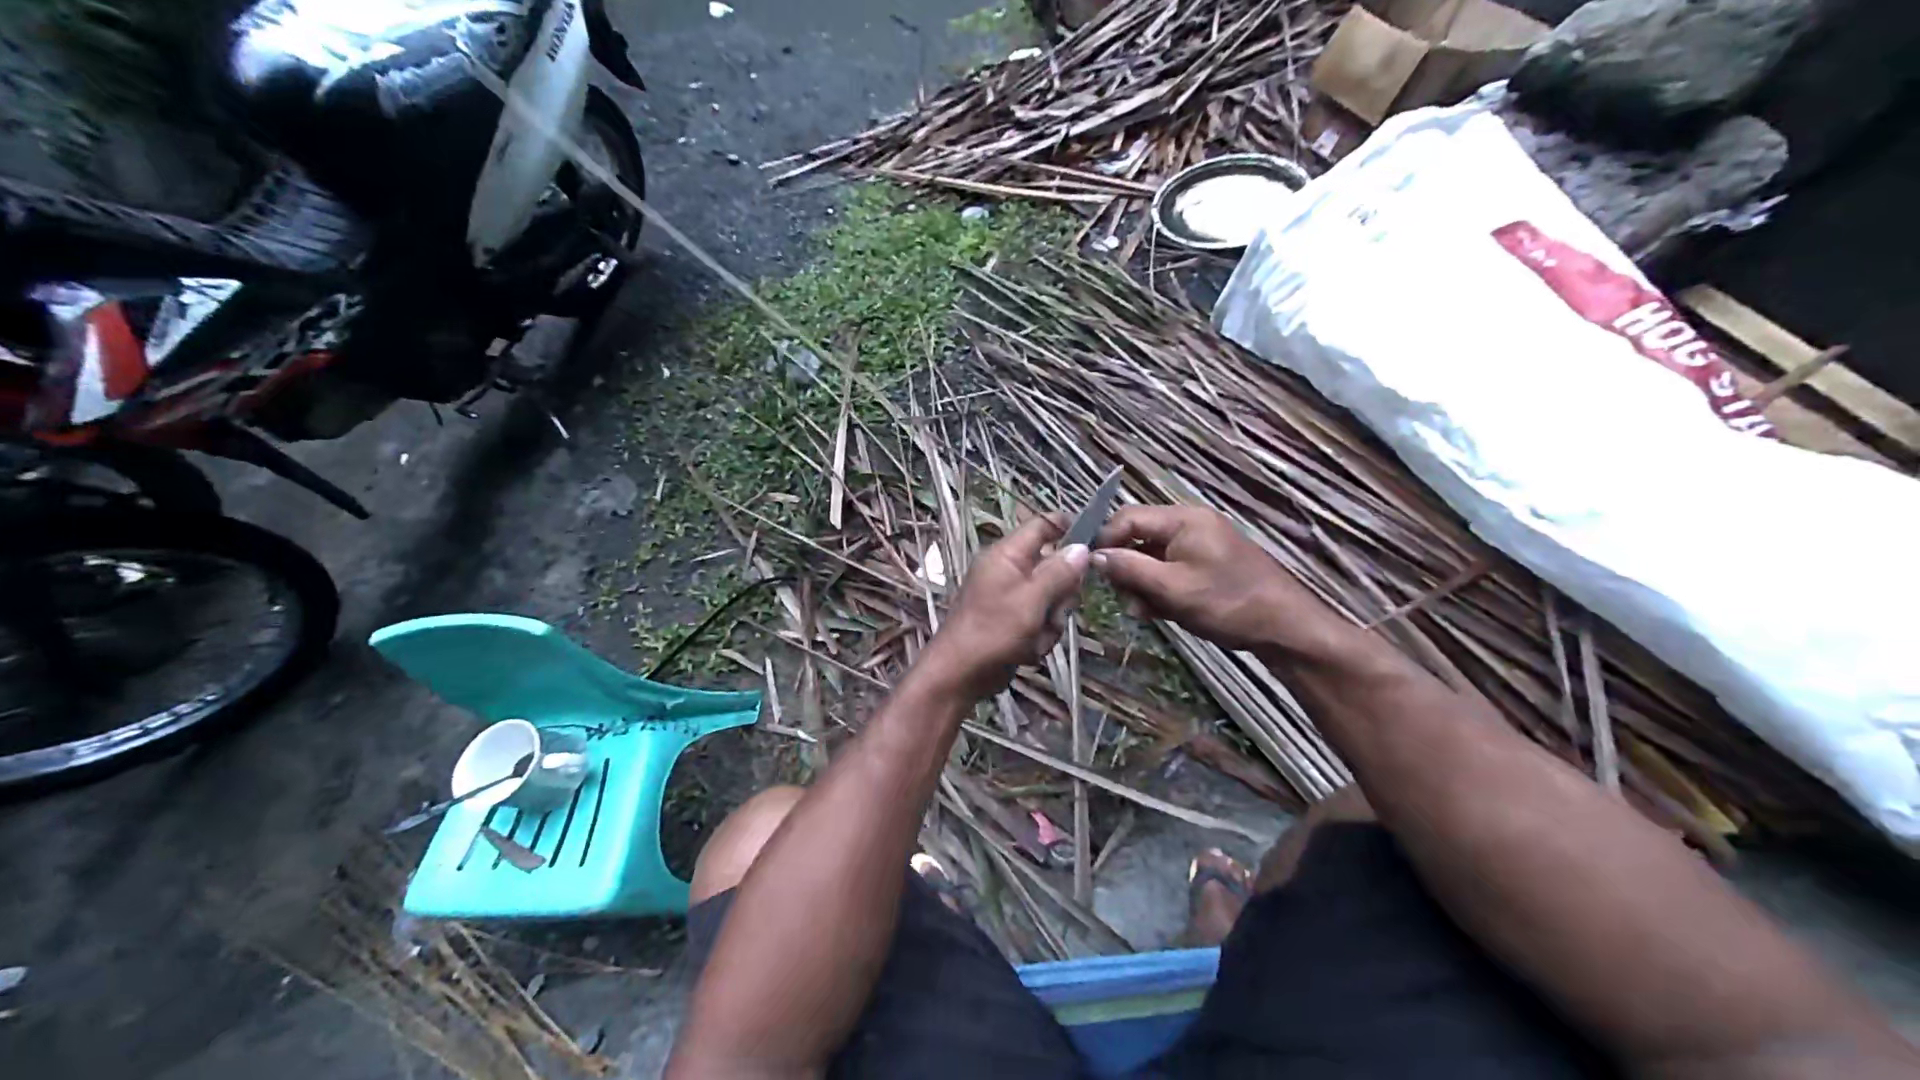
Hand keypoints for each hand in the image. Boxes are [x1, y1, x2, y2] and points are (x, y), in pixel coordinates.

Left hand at [921, 513, 1090, 699]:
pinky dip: (1038, 636)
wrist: (959, 674)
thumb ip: (1059, 572)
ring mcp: (1009, 596)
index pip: (1042, 525)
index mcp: (1006, 554)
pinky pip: (1039, 620)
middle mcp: (1007, 570)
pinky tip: (1028, 651)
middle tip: (1053, 612)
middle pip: (1053, 567)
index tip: (1095, 543)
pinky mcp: (1011, 620)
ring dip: (1050, 621)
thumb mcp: (1032, 599)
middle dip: (1060, 595)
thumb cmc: (993, 631)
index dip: (1069, 528)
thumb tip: (1082, 548)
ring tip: (1035, 637)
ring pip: (1051, 598)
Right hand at [1093, 504, 1333, 650]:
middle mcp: (1191, 525)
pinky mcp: (1208, 566)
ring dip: (1142, 584)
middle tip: (1124, 598)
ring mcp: (1201, 546)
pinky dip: (1161, 589)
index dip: (1104, 541)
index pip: (1128, 517)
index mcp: (1184, 519)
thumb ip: (1130, 569)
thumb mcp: (1172, 589)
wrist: (1287, 628)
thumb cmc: (1228, 603)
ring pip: (1152, 558)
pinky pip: (1170, 570)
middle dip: (1126, 568)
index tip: (1089, 569)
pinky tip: (1162, 612)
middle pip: (1139, 537)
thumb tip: (1094, 557)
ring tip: (1145, 611)